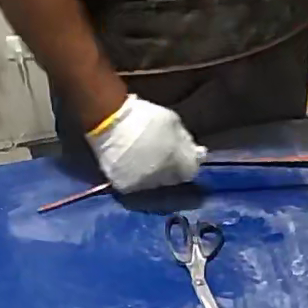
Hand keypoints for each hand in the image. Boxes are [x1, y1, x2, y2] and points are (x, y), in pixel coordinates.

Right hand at [86, 95, 205, 193]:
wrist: (110, 124)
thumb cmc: (144, 118)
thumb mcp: (172, 123)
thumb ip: (185, 142)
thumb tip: (196, 155)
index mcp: (176, 162)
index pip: (190, 172)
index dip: (188, 164)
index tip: (184, 156)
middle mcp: (160, 179)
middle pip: (171, 181)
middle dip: (170, 170)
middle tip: (161, 156)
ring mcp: (141, 186)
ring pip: (152, 186)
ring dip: (152, 176)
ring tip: (143, 160)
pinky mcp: (124, 188)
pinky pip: (135, 187)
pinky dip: (136, 179)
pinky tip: (131, 166)